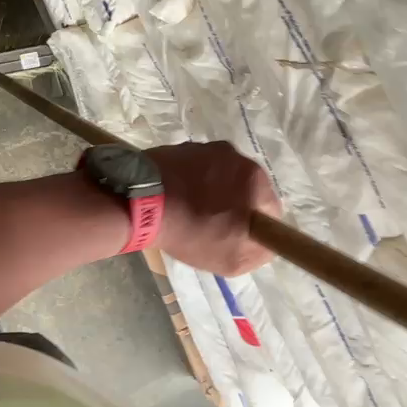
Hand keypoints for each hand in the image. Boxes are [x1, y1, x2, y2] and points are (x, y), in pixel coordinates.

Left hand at [146, 141, 281, 275]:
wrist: (138, 201)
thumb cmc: (192, 230)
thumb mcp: (235, 259)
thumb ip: (261, 250)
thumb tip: (264, 241)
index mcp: (255, 178)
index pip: (268, 209)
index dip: (254, 227)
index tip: (234, 236)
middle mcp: (233, 155)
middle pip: (243, 188)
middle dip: (232, 205)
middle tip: (210, 225)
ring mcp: (203, 148)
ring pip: (218, 177)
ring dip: (210, 191)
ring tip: (188, 211)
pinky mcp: (177, 147)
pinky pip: (193, 169)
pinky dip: (188, 181)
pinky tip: (174, 198)